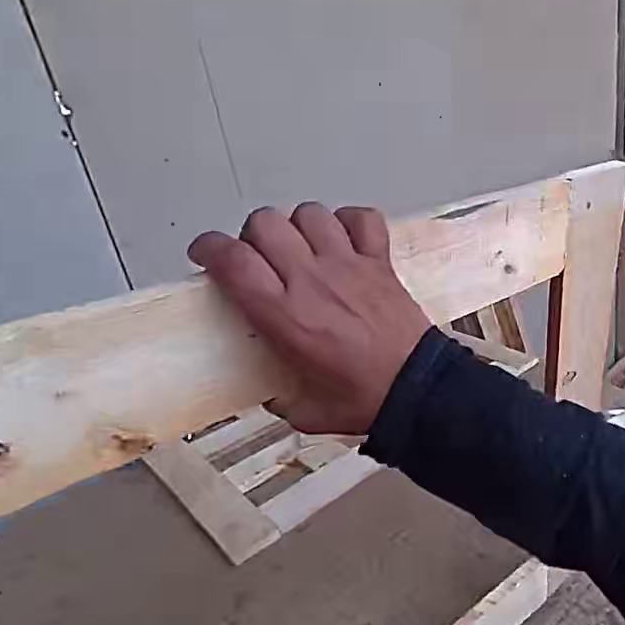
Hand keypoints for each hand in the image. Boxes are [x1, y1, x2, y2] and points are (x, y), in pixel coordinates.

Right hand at [189, 203, 431, 433]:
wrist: (418, 391)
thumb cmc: (366, 400)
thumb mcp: (304, 411)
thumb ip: (277, 396)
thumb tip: (269, 389)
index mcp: (286, 316)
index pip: (233, 260)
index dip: (209, 249)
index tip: (206, 254)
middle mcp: (313, 281)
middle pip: (265, 224)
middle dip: (252, 236)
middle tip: (259, 258)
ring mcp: (349, 266)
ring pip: (309, 213)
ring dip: (297, 226)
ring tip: (302, 249)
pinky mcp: (379, 263)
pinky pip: (362, 218)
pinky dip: (349, 221)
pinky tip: (343, 240)